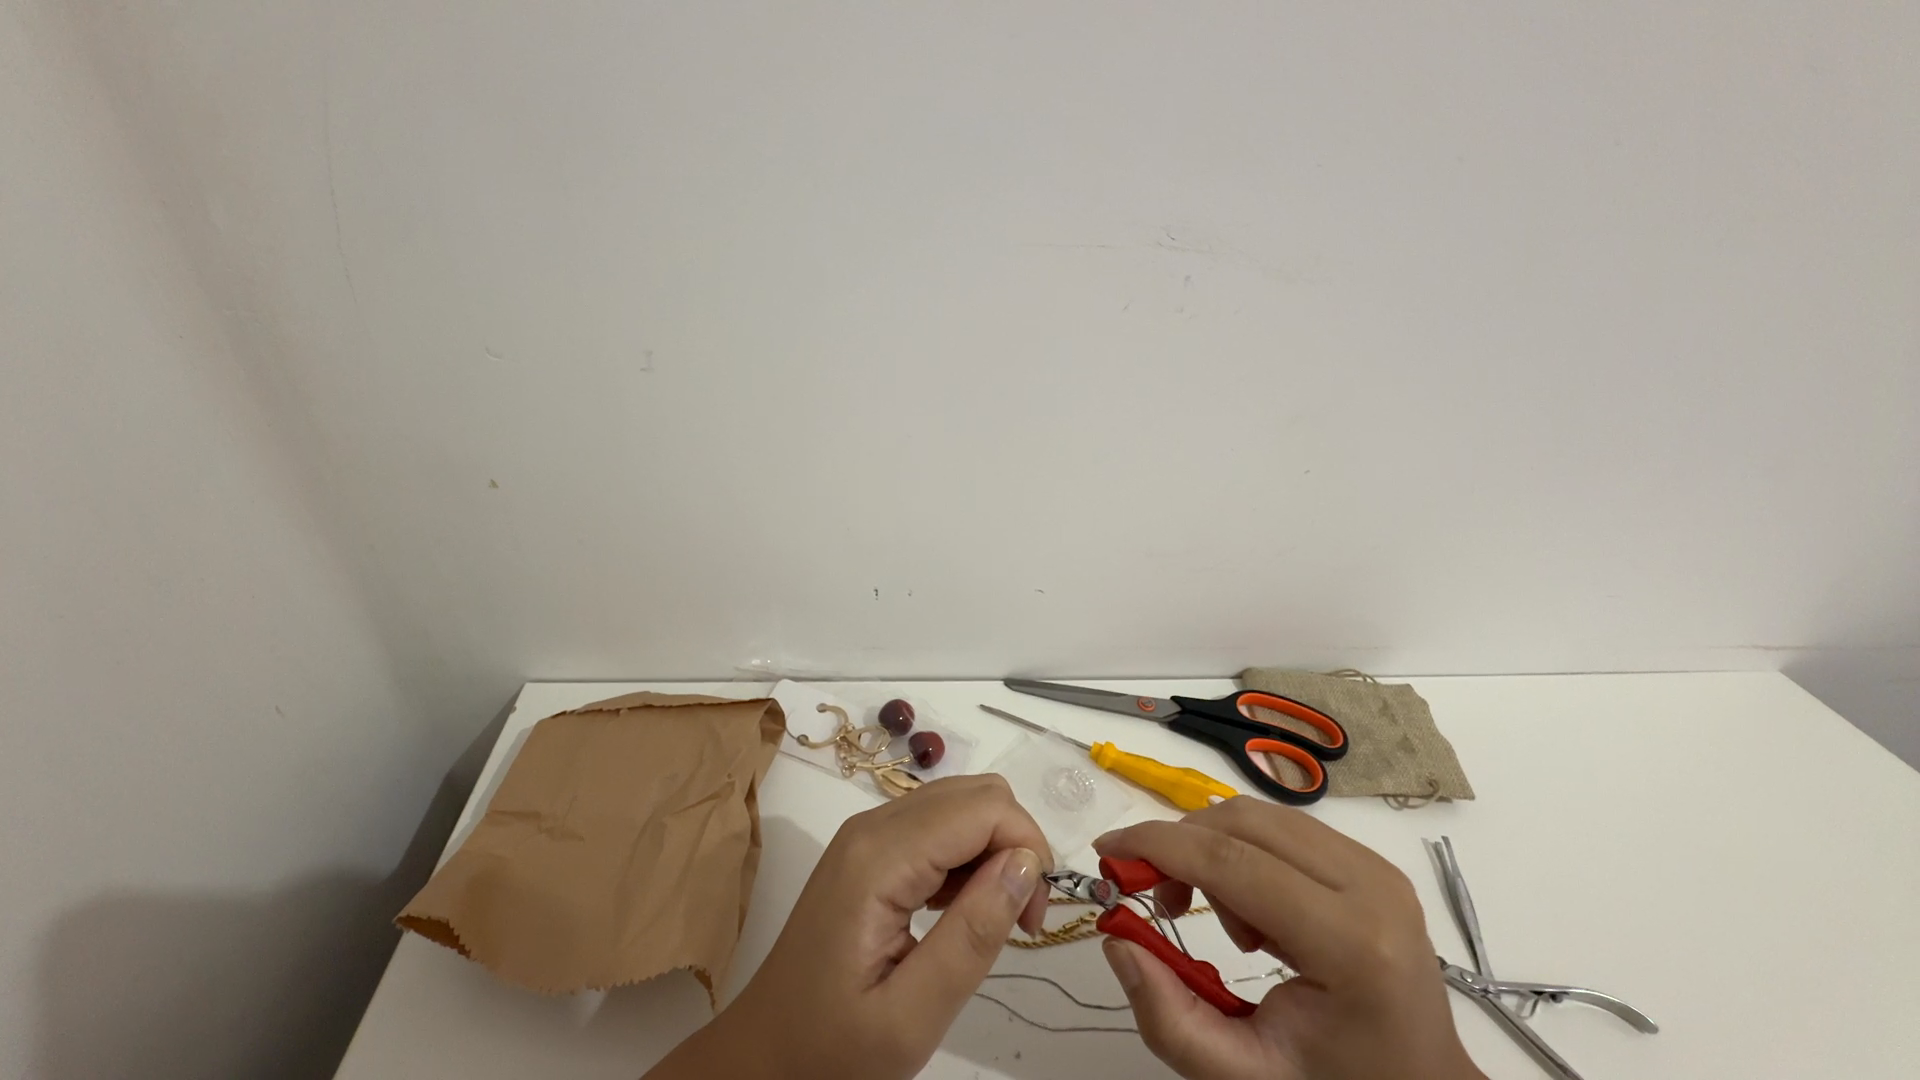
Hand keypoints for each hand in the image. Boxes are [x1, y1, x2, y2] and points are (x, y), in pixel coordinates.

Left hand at [646, 775, 1052, 1079]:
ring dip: (996, 850)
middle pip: (976, 795)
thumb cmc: (832, 1048)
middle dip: (1016, 846)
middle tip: (1017, 920)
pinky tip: (960, 910)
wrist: (762, 1055)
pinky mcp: (869, 848)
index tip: (1029, 921)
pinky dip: (969, 856)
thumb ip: (973, 934)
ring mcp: (867, 833)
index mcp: (880, 858)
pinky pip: (939, 825)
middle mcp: (873, 825)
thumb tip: (1028, 862)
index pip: (985, 808)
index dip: (1027, 850)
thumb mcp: (911, 1016)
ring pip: (962, 804)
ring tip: (991, 921)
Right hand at [1094, 798, 1485, 1079]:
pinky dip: (1242, 852)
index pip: (1232, 863)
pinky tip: (1250, 910)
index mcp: (1351, 944)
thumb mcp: (1243, 1077)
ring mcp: (1376, 867)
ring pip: (1259, 816)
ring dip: (1211, 849)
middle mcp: (1371, 886)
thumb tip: (1117, 938)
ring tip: (1213, 917)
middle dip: (1179, 846)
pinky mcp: (1372, 862)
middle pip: (1242, 823)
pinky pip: (1282, 829)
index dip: (1157, 846)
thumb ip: (1168, 1018)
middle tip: (1157, 901)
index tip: (1106, 851)